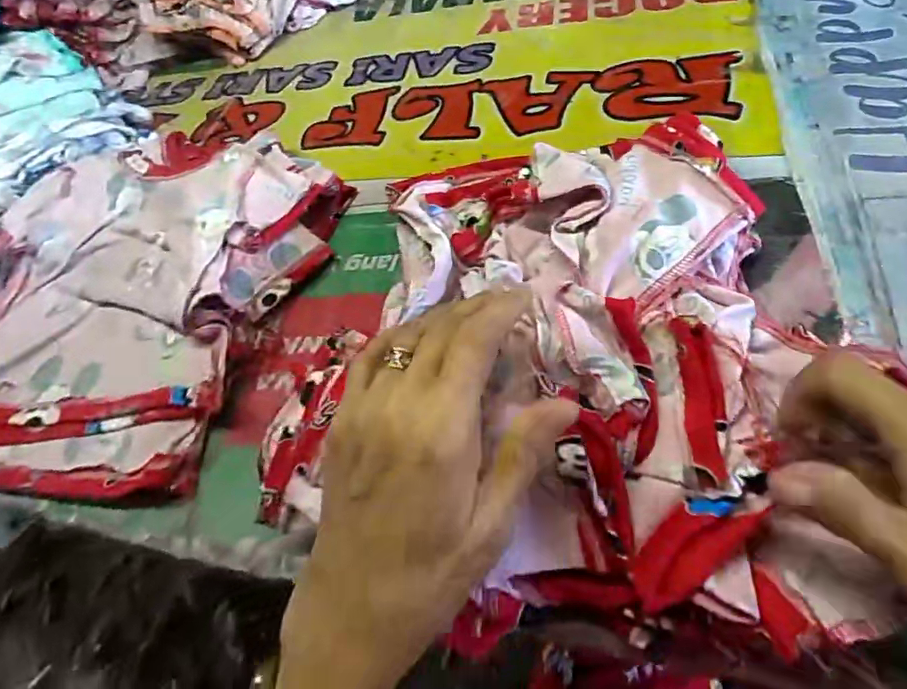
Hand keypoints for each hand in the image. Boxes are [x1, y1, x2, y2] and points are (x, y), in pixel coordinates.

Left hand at [278, 290, 578, 688]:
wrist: (350, 608)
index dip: (498, 311)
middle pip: (439, 331)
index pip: (471, 343)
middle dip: (475, 307)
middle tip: (504, 300)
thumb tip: (566, 403)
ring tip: (469, 314)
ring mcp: (362, 407)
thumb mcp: (491, 525)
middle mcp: (398, 405)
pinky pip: (367, 356)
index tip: (523, 297)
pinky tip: (415, 338)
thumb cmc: (432, 574)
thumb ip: (524, 454)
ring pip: (402, 337)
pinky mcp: (340, 417)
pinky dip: (396, 336)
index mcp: (441, 430)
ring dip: (439, 317)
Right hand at [769, 353, 906, 688]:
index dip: (797, 395)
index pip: (836, 370)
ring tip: (853, 491)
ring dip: (852, 438)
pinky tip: (901, 496)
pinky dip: (887, 448)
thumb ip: (840, 506)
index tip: (788, 443)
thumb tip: (776, 478)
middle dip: (821, 421)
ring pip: (888, 409)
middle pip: (860, 387)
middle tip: (810, 472)